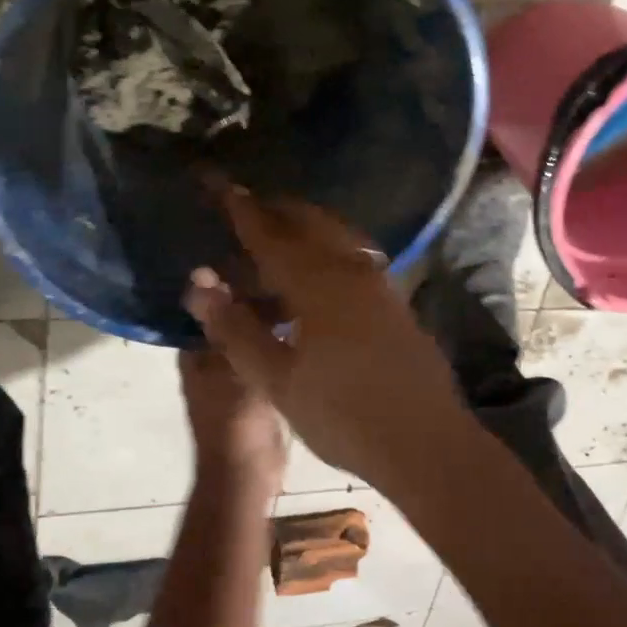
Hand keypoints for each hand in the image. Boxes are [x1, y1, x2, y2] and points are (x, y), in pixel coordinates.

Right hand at [184, 189, 468, 488]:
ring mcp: (378, 281)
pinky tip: (321, 268)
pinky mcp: (394, 299)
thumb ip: (236, 329)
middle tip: (249, 204)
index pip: (270, 235)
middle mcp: (349, 269)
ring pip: (337, 234)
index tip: (222, 185)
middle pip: (310, 222)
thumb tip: (200, 281)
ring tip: (281, 229)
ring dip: (306, 223)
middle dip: (277, 209)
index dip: (243, 210)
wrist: (425, 441)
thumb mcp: (278, 380)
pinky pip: (353, 252)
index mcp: (315, 283)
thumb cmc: (342, 414)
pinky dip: (328, 244)